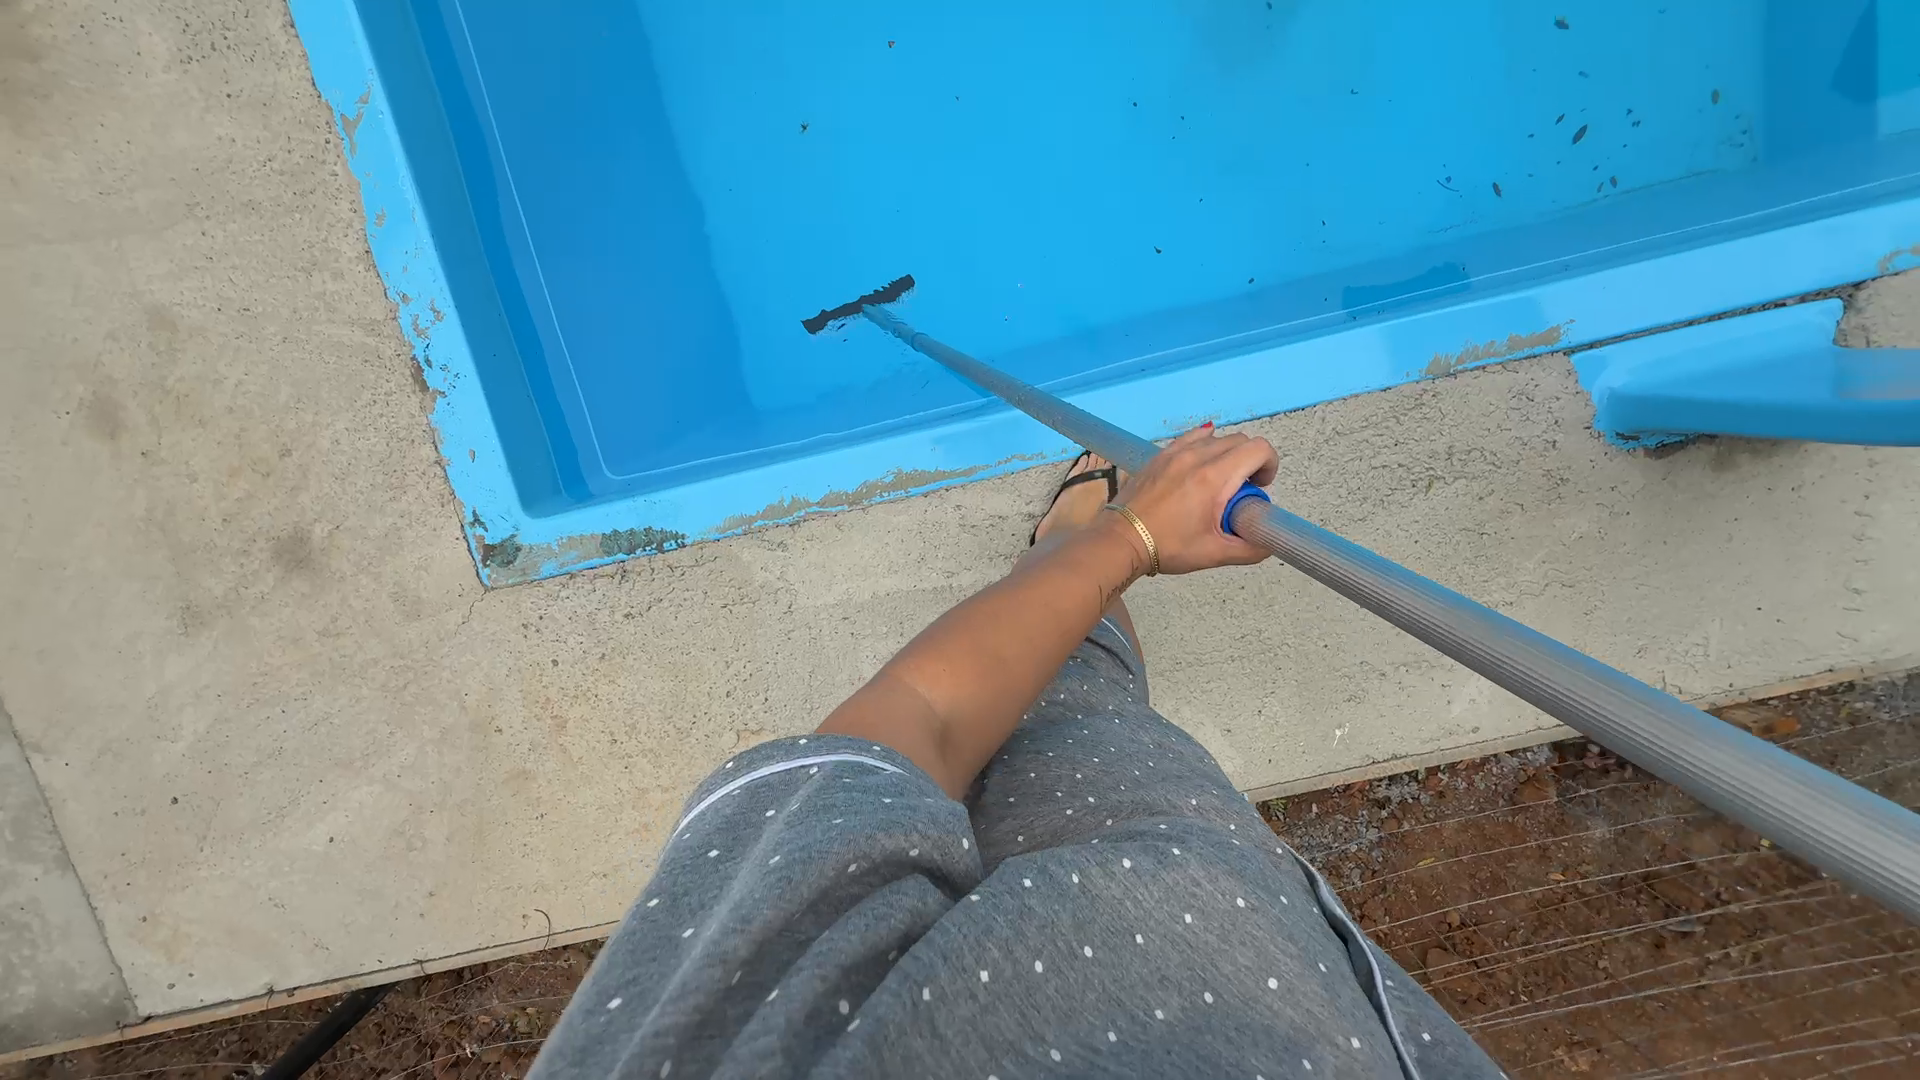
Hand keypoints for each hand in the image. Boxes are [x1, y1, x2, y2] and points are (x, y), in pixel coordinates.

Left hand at [1110, 424, 1277, 574]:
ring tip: (1218, 481)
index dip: (1269, 465)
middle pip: (1239, 441)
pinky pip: (1190, 438)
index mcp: (1214, 477)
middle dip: (1250, 461)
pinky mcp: (1159, 456)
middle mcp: (1196, 456)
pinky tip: (1200, 463)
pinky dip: (1203, 444)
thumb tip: (1268, 543)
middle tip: (1241, 491)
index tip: (1260, 488)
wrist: (1121, 539)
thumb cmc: (1167, 546)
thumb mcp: (1213, 554)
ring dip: (1226, 454)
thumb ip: (1249, 549)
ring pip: (1214, 438)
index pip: (1258, 449)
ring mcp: (1174, 453)